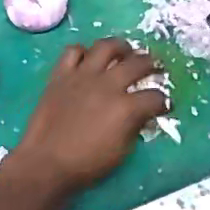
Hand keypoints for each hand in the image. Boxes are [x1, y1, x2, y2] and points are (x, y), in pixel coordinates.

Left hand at [6, 38, 167, 193]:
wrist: (46, 160)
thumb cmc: (87, 163)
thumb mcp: (121, 150)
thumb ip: (135, 126)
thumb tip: (143, 114)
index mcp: (126, 107)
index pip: (156, 97)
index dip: (164, 101)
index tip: (163, 104)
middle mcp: (107, 85)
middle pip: (137, 63)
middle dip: (151, 64)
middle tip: (154, 67)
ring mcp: (82, 75)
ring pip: (106, 46)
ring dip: (120, 47)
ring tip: (125, 52)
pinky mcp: (61, 74)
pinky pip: (73, 51)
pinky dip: (83, 52)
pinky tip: (87, 60)